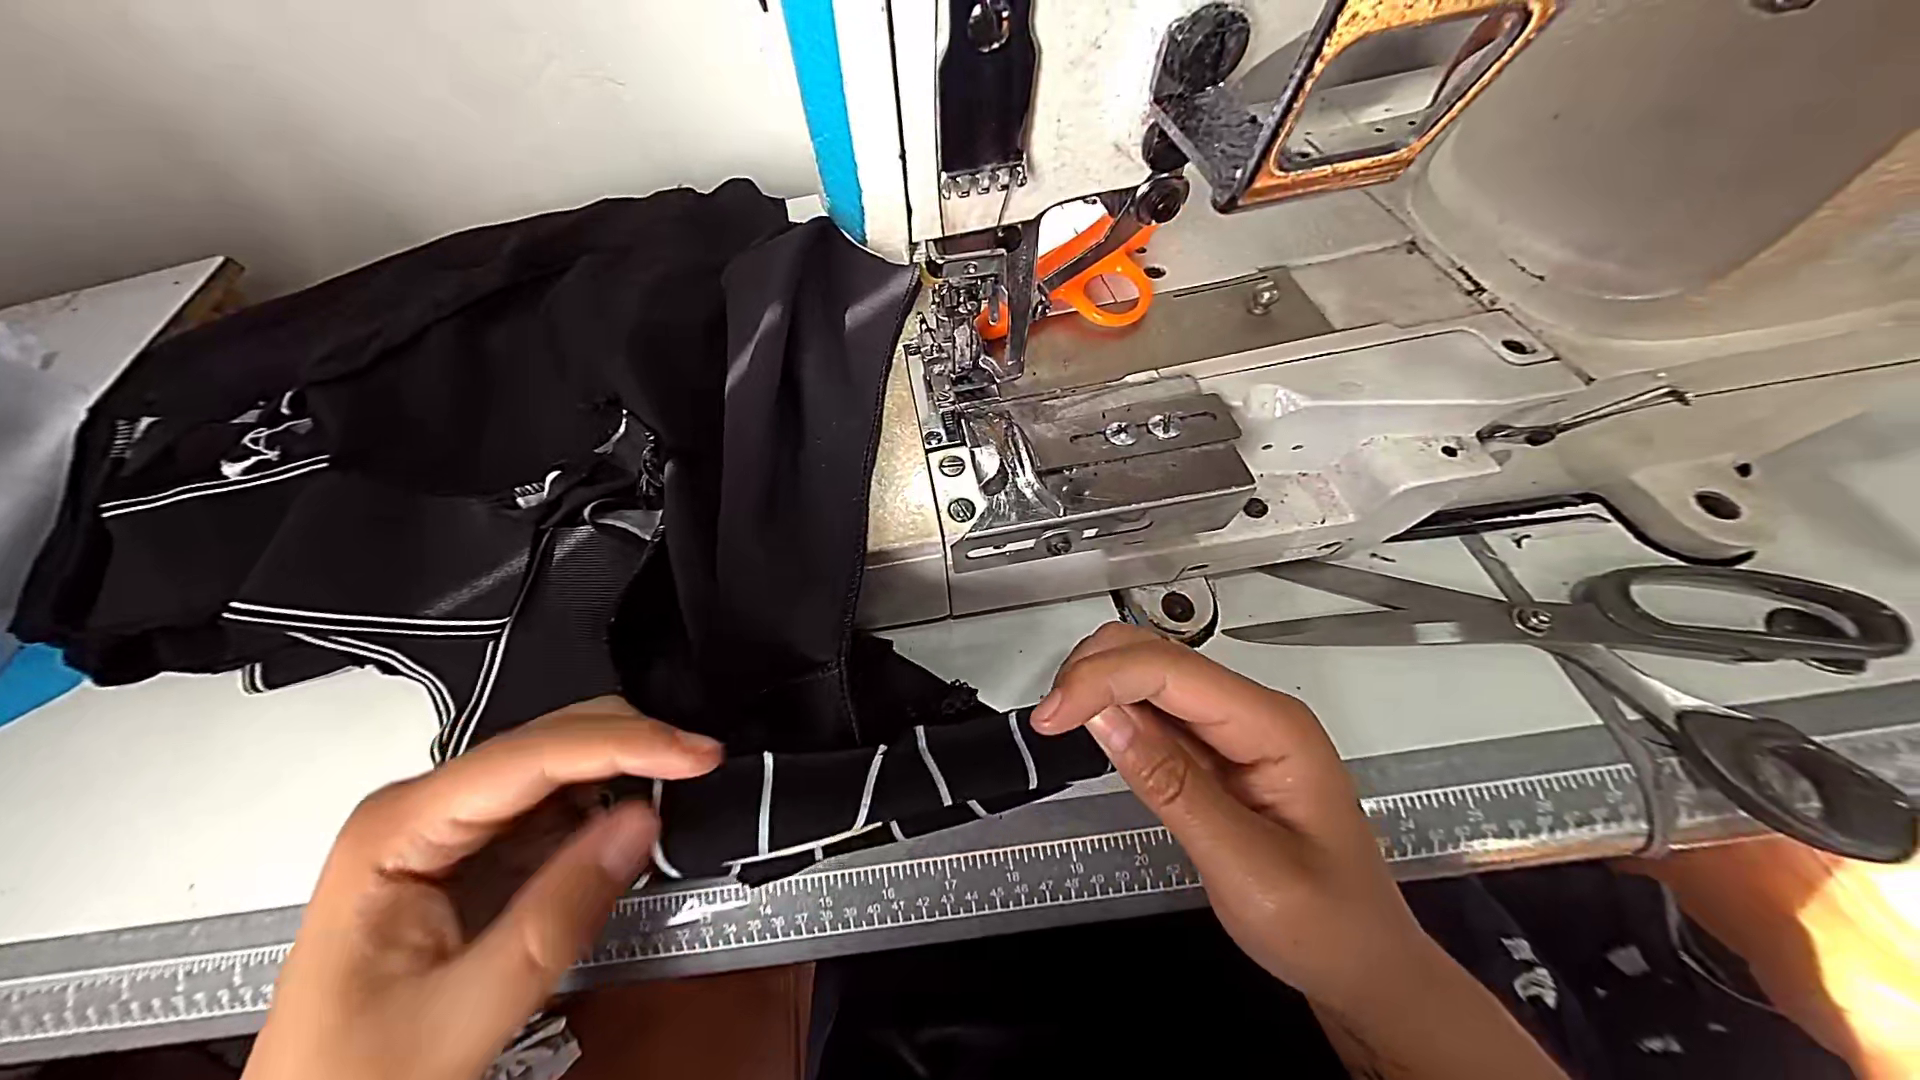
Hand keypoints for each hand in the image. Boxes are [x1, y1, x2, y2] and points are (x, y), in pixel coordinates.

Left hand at [244, 696, 723, 1079]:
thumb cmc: (356, 1077)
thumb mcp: (463, 1012)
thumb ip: (558, 914)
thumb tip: (641, 821)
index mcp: (399, 829)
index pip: (535, 754)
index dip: (626, 743)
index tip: (696, 755)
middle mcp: (428, 806)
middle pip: (552, 736)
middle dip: (635, 741)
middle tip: (701, 763)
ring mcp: (457, 820)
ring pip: (565, 755)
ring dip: (629, 763)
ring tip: (682, 785)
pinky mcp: (485, 841)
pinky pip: (564, 795)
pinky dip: (614, 794)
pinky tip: (640, 813)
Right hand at [1030, 622, 1434, 1008]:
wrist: (1365, 965)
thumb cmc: (1325, 926)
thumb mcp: (1247, 868)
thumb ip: (1173, 786)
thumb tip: (1104, 718)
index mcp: (1272, 726)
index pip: (1170, 669)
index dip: (1101, 679)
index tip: (1050, 717)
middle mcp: (1251, 709)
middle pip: (1157, 651)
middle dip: (1093, 669)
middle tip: (1050, 718)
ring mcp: (1231, 724)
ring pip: (1148, 670)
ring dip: (1097, 683)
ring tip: (1062, 724)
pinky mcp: (1212, 745)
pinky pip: (1152, 707)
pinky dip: (1112, 708)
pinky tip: (1094, 730)